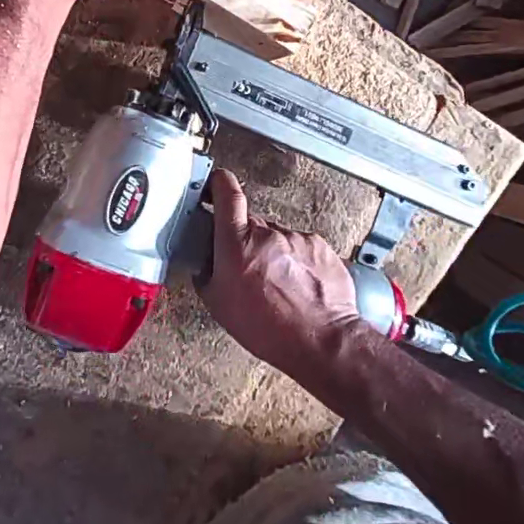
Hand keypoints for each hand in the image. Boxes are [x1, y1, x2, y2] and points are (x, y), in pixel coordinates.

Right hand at [196, 170, 367, 379]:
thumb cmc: (269, 327)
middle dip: (245, 240)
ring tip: (276, 284)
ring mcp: (296, 238)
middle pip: (250, 223)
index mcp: (236, 243)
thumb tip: (203, 263)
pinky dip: (296, 261)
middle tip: (245, 266)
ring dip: (272, 253)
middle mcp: (267, 233)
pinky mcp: (320, 246)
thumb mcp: (218, 303)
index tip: (213, 184)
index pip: (226, 192)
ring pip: (276, 237)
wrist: (320, 340)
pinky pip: (300, 246)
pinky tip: (296, 284)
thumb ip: (206, 272)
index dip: (217, 184)